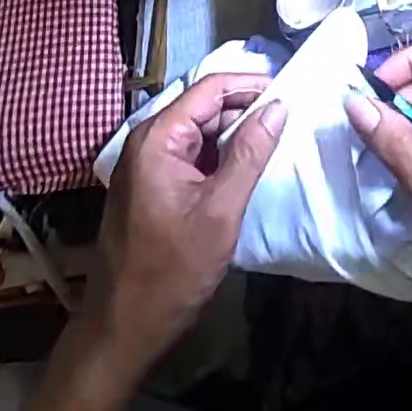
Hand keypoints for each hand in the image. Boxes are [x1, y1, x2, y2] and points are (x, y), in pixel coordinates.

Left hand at [96, 73, 287, 358]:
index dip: (250, 84)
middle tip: (288, 118)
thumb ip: (250, 154)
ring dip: (235, 132)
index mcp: (158, 138)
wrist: (122, 326)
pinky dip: (220, 153)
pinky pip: (191, 151)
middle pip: (204, 106)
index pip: (209, 88)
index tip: (288, 90)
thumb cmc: (172, 271)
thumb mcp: (220, 211)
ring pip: (200, 129)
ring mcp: (147, 160)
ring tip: (275, 138)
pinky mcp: (152, 180)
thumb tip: (279, 107)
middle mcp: (148, 139)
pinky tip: (246, 163)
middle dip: (245, 108)